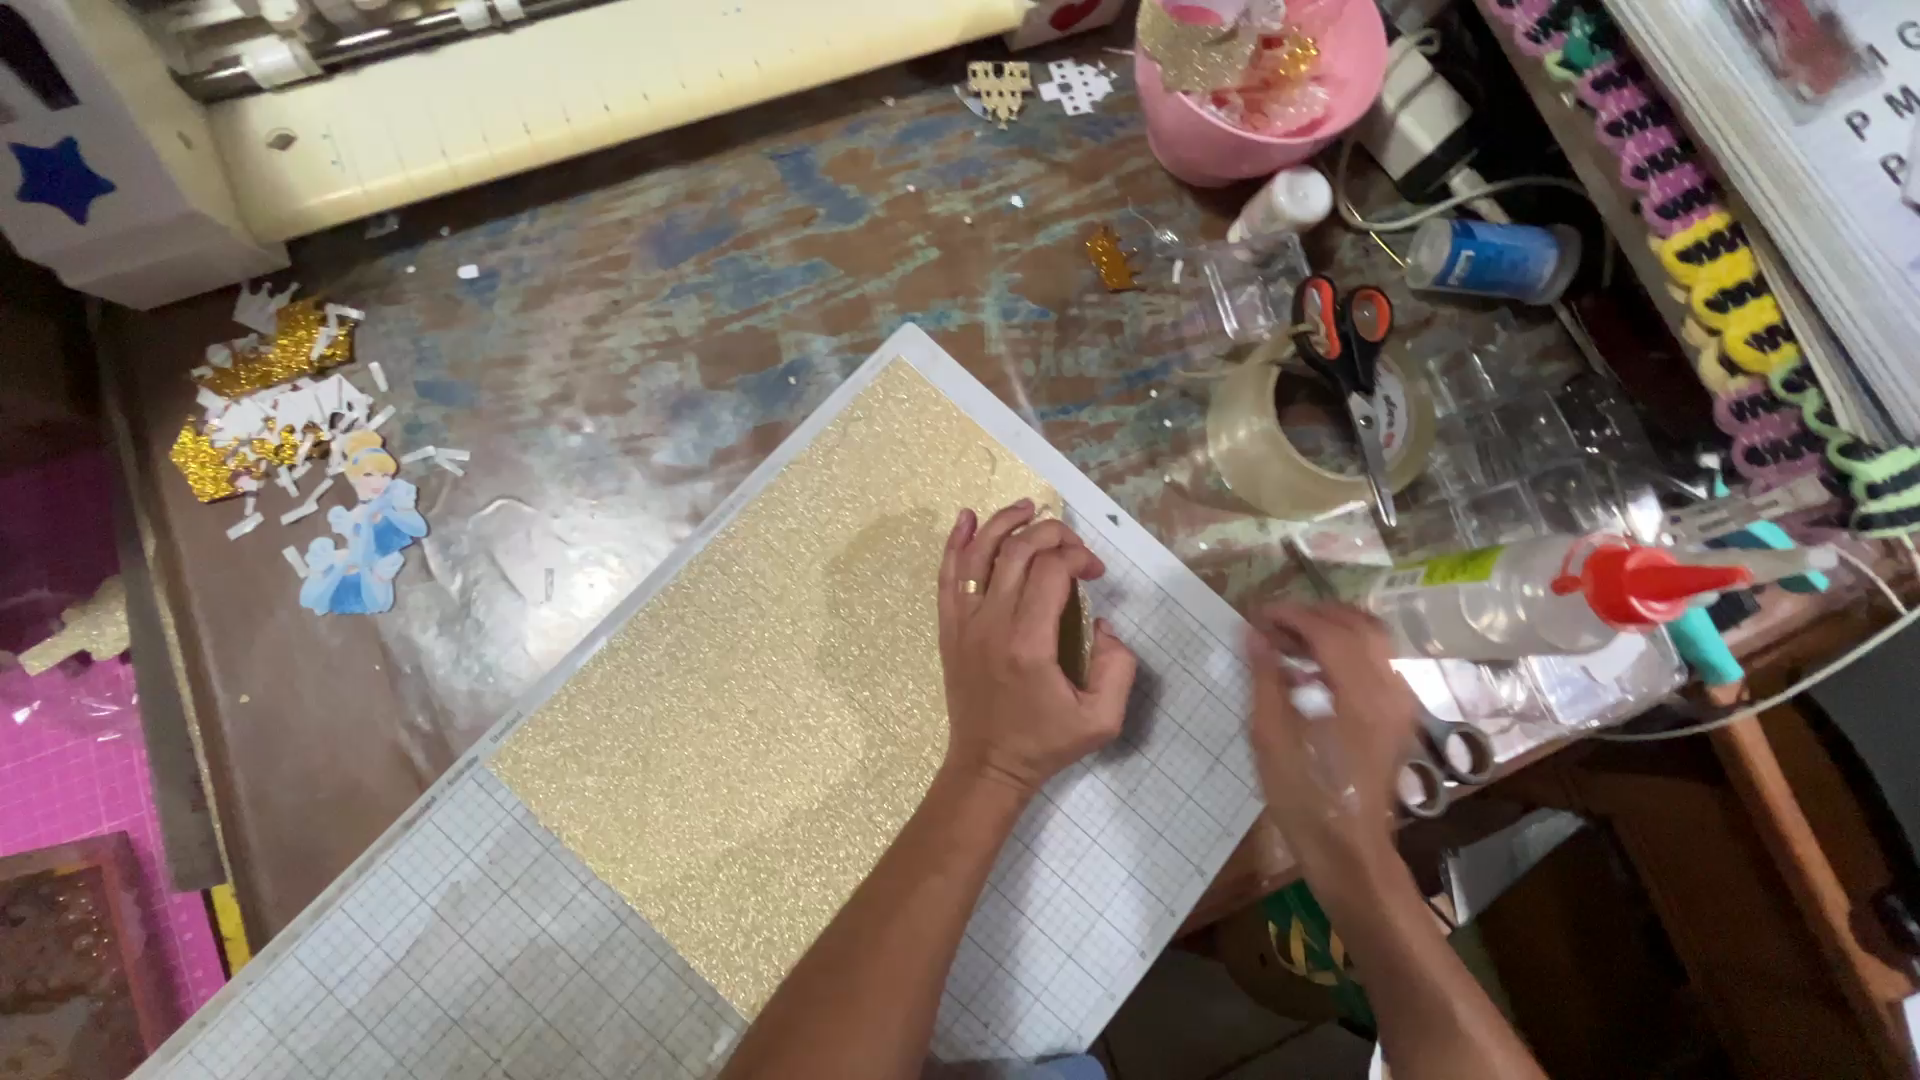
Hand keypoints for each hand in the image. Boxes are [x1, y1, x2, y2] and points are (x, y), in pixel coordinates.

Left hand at [936, 500, 1137, 798]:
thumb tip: (1103, 622)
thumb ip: (1118, 667)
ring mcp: (964, 624)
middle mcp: (992, 624)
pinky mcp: (949, 628)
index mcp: (1029, 643)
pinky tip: (968, 518)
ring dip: (1003, 522)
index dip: (1078, 557)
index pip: (1052, 571)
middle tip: (1073, 545)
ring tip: (1027, 506)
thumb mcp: (1102, 720)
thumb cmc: (1044, 744)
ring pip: (978, 554)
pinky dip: (957, 542)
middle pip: (1018, 551)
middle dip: (1051, 533)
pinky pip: (948, 576)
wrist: (987, 765)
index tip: (1096, 572)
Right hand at [1245, 602, 1418, 892]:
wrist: (1348, 849)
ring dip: (1332, 629)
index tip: (1256, 616)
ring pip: (1373, 641)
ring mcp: (1399, 703)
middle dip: (1314, 614)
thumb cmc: (1303, 797)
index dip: (1291, 615)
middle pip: (1360, 625)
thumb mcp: (1270, 736)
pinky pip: (1376, 663)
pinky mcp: (1397, 716)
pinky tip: (1312, 669)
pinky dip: (1345, 651)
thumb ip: (1264, 678)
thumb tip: (1253, 633)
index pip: (1329, 631)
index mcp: (1359, 695)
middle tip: (1274, 622)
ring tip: (1290, 640)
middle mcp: (1389, 691)